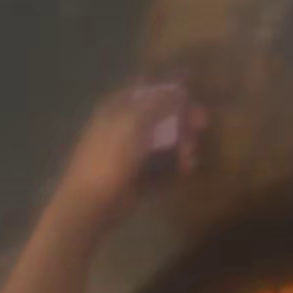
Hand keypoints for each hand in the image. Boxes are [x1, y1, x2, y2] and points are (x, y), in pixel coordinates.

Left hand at [48, 83, 205, 232]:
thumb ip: (160, 100)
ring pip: (168, 135)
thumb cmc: (110, 157)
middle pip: (165, 111)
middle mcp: (126, 123)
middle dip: (185, 118)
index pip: (150, 87)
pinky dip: (178, 161)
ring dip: (184, 142)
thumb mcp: (136, 121)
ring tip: (190, 156)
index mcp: (119, 107)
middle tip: (202, 124)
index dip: (173, 87)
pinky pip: (165, 158)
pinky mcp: (139, 169)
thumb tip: (181, 87)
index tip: (193, 94)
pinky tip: (185, 167)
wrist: (90, 206)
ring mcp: (132, 147)